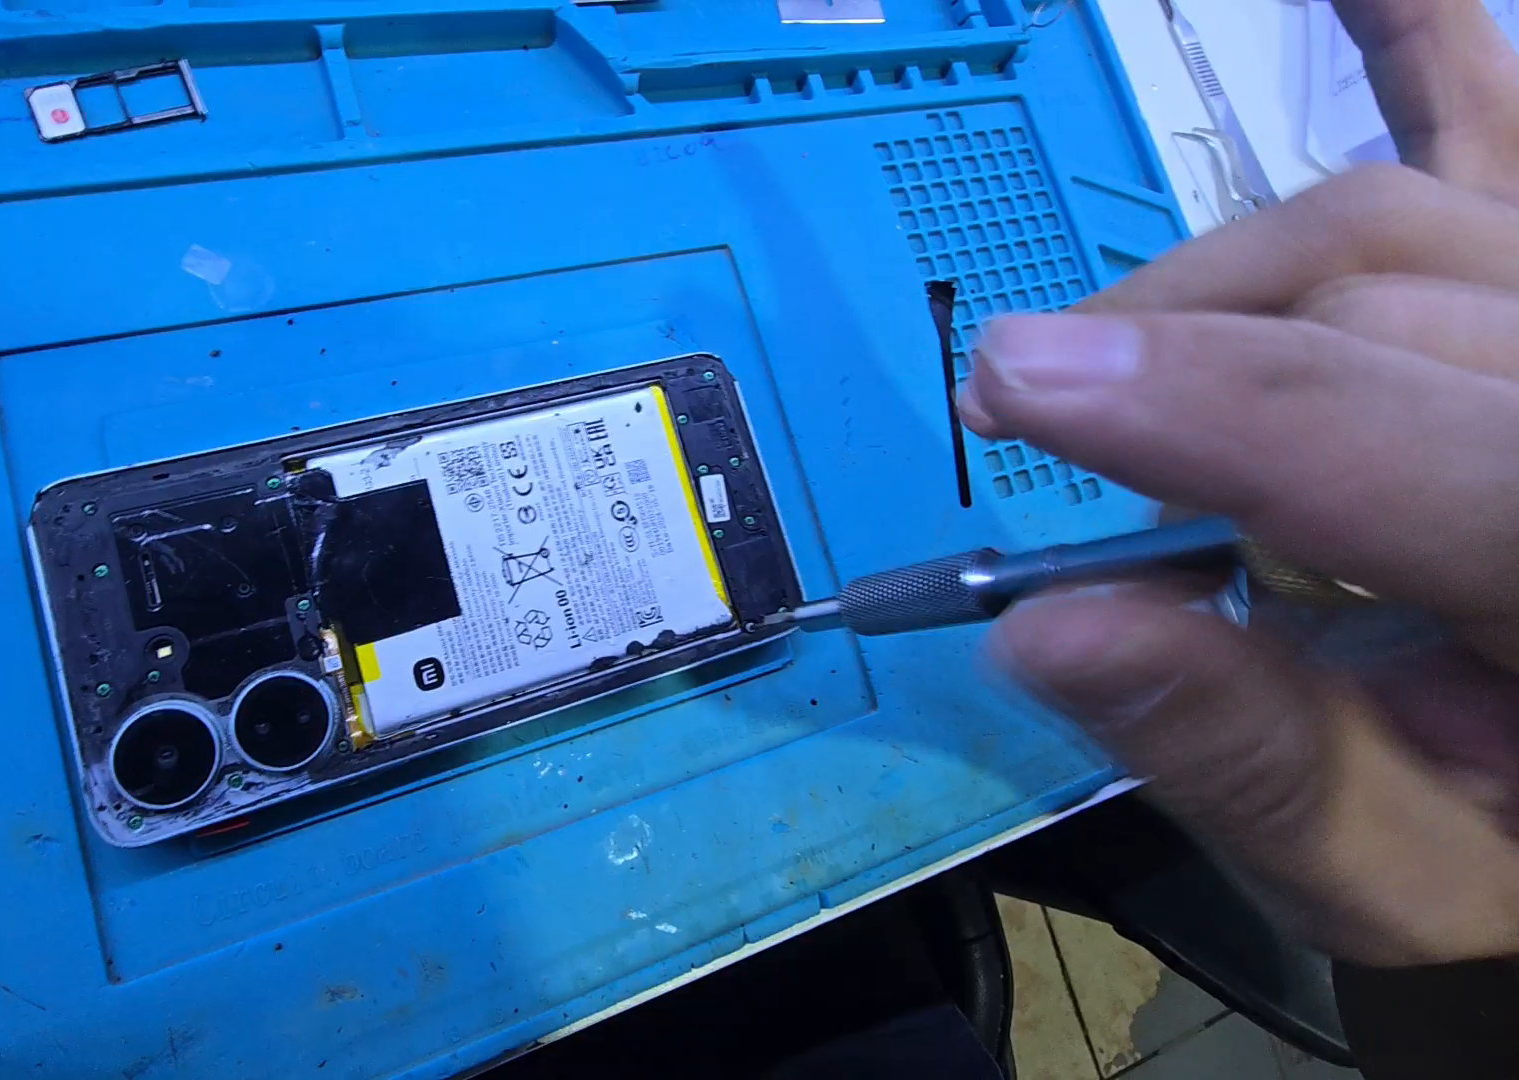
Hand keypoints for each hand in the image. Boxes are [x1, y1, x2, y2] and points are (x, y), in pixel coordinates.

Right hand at [957, 0, 1518, 964]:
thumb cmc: (1518, 873)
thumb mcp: (1387, 870)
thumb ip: (1235, 754)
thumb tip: (1042, 634)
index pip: (1398, 450)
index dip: (1190, 407)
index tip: (1008, 384)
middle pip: (1380, 296)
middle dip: (1161, 347)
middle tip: (1021, 406)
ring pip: (1415, 209)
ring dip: (1215, 274)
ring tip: (1100, 346)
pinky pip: (1512, 137)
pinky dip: (1441, 58)